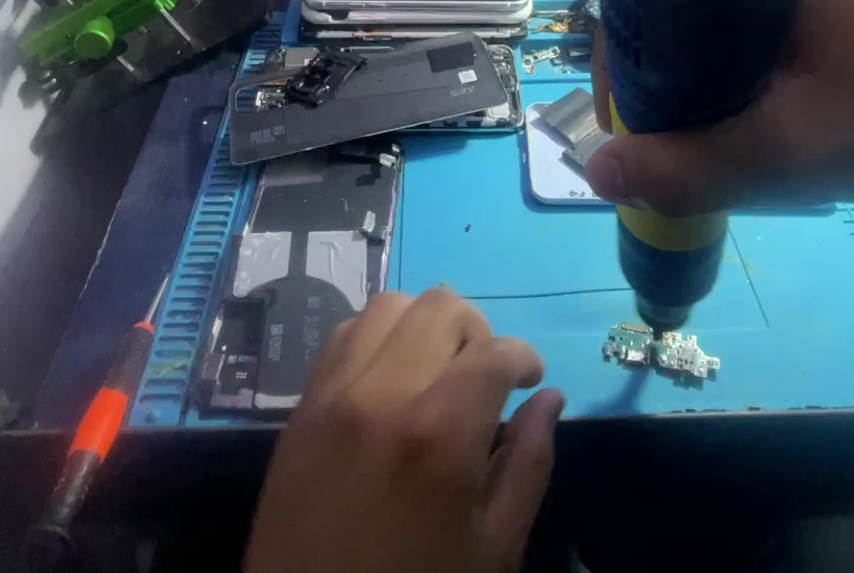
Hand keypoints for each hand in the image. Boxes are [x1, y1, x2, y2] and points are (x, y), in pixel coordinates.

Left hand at [244, 289, 565, 572]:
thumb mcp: (492, 549)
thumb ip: (528, 465)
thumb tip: (550, 399)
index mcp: (438, 434)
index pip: (494, 351)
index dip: (524, 356)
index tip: (530, 378)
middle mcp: (383, 393)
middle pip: (441, 307)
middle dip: (477, 329)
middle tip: (484, 374)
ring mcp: (335, 392)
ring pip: (389, 304)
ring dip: (424, 323)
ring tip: (437, 366)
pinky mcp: (303, 403)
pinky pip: (345, 333)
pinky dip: (378, 334)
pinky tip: (391, 373)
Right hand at [585, 0, 853, 215]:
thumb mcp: (796, 150)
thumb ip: (691, 166)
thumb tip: (596, 174)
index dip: (621, 47)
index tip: (626, 110)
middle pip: (679, 1)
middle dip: (660, 72)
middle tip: (669, 138)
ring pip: (718, 17)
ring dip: (701, 74)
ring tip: (713, 137)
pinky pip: (757, 25)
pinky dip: (738, 69)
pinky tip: (760, 116)